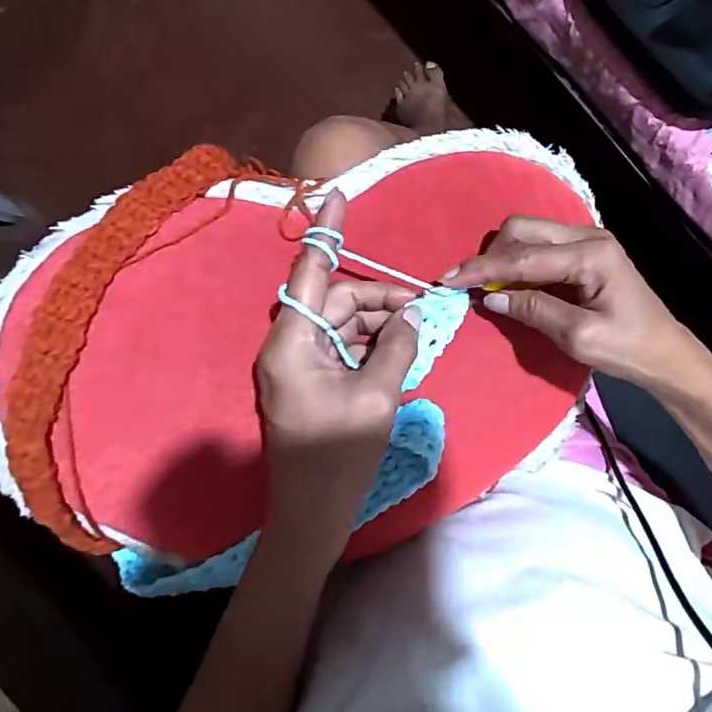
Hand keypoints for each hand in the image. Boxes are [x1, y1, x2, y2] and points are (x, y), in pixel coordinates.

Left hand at [255, 191, 421, 542]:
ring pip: (342, 322)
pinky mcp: (310, 381)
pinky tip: (400, 349)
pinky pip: (342, 346)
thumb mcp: (377, 396)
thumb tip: (409, 316)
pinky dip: (370, 343)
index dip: (324, 233)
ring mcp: (298, 365)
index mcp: (292, 344)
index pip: (308, 273)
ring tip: (417, 332)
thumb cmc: (339, 457)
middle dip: (379, 298)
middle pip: (336, 300)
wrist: (312, 515)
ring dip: (379, 322)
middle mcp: (288, 346)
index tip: (336, 196)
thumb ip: (396, 345)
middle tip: (422, 309)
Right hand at [443, 217, 698, 390]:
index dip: (482, 268)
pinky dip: (520, 262)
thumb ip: (534, 310)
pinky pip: (541, 247)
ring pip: (530, 233)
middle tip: (472, 286)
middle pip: (523, 228)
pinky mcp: (585, 252)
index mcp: (591, 255)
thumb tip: (490, 295)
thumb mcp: (578, 338)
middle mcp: (589, 236)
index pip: (523, 256)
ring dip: (504, 256)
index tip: (448, 279)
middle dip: (492, 254)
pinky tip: (511, 284)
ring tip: (488, 287)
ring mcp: (588, 240)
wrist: (665, 353)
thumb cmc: (628, 349)